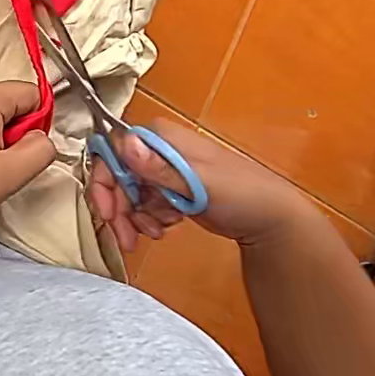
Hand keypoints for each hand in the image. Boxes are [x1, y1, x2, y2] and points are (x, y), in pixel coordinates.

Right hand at [88, 119, 314, 250]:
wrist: (269, 218)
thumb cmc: (240, 193)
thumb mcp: (197, 182)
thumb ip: (158, 167)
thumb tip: (125, 143)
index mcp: (161, 137)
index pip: (113, 150)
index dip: (105, 182)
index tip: (109, 212)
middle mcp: (159, 149)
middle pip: (118, 175)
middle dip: (119, 208)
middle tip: (127, 238)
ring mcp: (166, 170)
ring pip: (129, 193)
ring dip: (134, 217)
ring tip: (156, 233)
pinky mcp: (172, 189)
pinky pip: (145, 204)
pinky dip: (148, 219)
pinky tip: (165, 228)